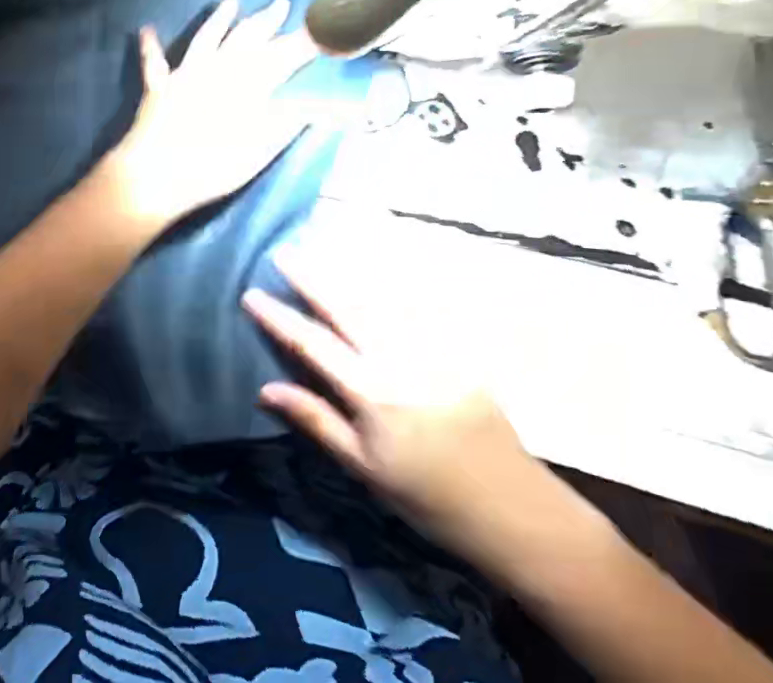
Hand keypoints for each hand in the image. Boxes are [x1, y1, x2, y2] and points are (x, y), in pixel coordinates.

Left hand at [96, 0, 319, 230]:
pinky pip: (153, 63)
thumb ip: (285, 124)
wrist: (156, 176)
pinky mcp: (158, 88)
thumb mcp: (260, 150)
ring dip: (220, 19)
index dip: (306, 43)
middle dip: (266, 21)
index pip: (285, 57)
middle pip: (247, 39)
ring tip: (231, 0)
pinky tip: (146, 29)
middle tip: (280, 3)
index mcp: (250, 85)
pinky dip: (150, 46)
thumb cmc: (212, 167)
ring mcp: (185, 76)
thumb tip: (311, 108)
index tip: (324, 30)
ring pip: (206, 39)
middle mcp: (218, 71)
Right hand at [242, 253, 578, 570]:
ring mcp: (439, 357)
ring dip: (350, 278)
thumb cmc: (429, 499)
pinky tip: (384, 278)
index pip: (314, 345)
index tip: (251, 294)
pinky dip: (397, 292)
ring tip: (325, 256)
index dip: (279, 318)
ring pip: (387, 305)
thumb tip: (264, 389)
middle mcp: (405, 364)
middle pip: (349, 311)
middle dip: (313, 280)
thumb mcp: (363, 467)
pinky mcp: (463, 360)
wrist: (522, 517)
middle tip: (284, 253)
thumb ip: (315, 420)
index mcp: (375, 393)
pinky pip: (423, 315)